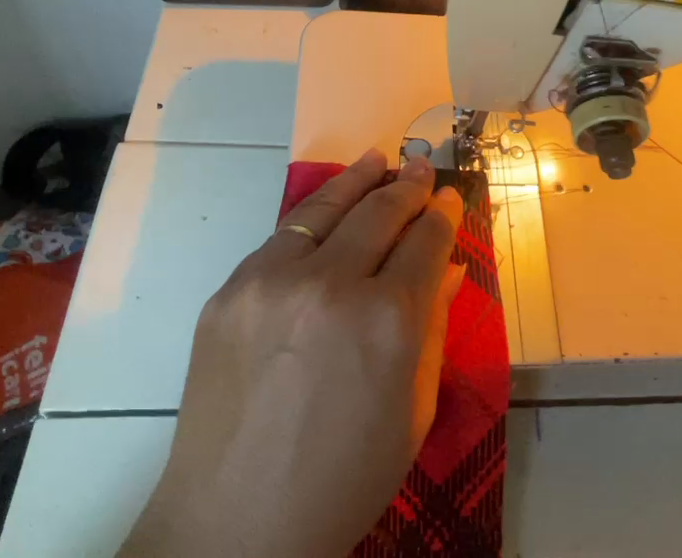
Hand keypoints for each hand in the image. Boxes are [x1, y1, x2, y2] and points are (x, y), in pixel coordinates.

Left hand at [121, 150, 463, 557]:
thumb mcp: (411, 411)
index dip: (443, 216)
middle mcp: (331, 284)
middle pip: (379, 214)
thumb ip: (432, 329)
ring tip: (379, 160)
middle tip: (423, 169)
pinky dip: (311, 217)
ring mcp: (272, 282)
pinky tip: (325, 209)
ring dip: (357, 180)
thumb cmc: (343, 479)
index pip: (426, 244)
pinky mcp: (230, 290)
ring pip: (324, 208)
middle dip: (408, 188)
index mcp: (388, 322)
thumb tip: (447, 270)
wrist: (235, 521)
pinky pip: (279, 240)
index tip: (451, 198)